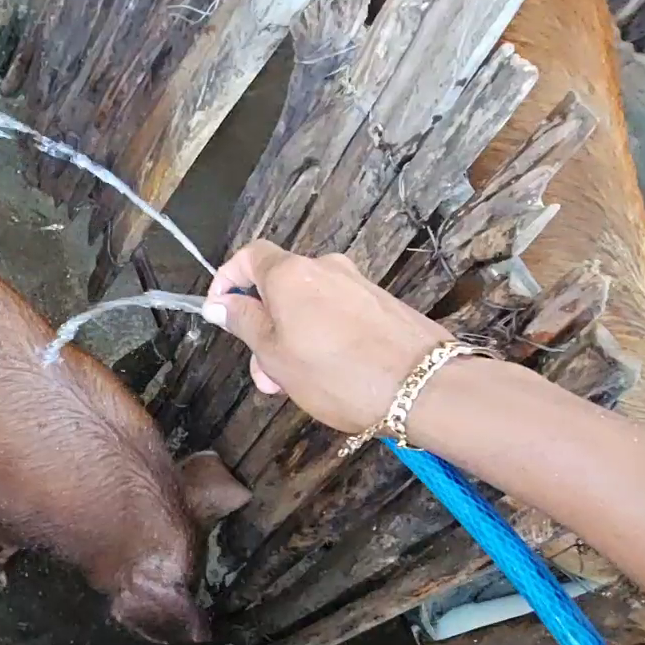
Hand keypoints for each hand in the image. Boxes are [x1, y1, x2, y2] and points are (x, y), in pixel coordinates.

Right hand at [200, 240, 450, 433]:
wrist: (425, 387)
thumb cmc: (335, 373)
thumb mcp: (274, 354)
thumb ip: (243, 323)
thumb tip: (219, 304)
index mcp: (290, 274)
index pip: (247, 256)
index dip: (226, 280)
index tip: (218, 313)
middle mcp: (323, 267)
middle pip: (276, 286)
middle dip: (260, 326)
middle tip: (262, 372)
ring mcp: (355, 284)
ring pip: (303, 305)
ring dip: (287, 339)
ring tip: (293, 383)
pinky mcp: (379, 303)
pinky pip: (332, 313)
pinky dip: (317, 337)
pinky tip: (325, 374)